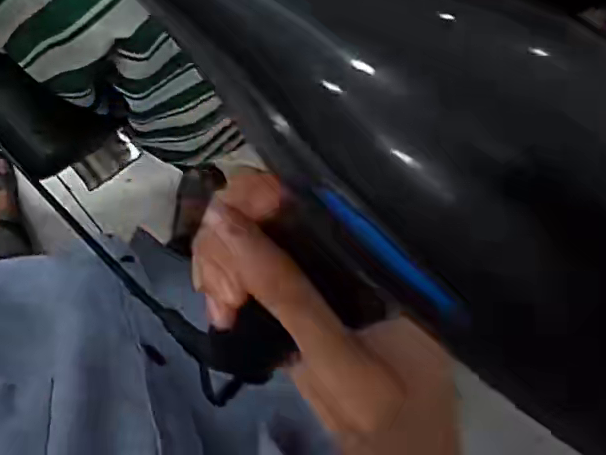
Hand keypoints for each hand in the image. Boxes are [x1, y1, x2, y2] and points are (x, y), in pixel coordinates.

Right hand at [192, 172, 458, 454]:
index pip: (295, 189)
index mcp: (363, 245)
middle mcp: (329, 240)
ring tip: (221, 310)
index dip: (250, 198)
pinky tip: (220, 309)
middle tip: (223, 296)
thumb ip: (284, 290)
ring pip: (234, 229)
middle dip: (223, 244)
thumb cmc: (390, 417)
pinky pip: (232, 257)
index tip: (223, 236)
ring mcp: (303, 262)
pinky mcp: (281, 284)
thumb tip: (217, 214)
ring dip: (215, 264)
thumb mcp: (341, 359)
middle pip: (254, 205)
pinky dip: (215, 277)